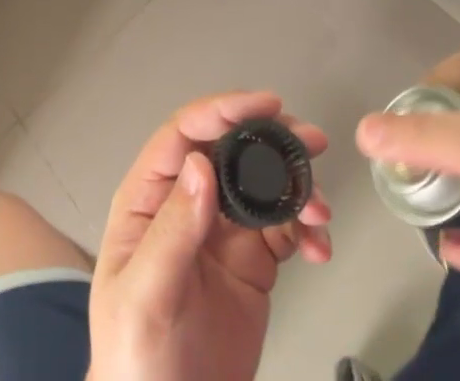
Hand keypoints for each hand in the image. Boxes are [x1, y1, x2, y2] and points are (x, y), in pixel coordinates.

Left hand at [89, 92, 331, 380]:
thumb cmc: (137, 355)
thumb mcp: (144, 295)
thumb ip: (172, 230)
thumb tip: (201, 163)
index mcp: (148, 201)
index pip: (182, 137)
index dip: (222, 111)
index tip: (267, 104)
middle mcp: (186, 205)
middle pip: (230, 151)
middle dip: (271, 140)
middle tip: (313, 143)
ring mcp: (222, 233)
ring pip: (264, 185)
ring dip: (297, 186)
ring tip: (322, 211)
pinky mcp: (253, 263)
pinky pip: (285, 228)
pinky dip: (308, 229)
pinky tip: (320, 249)